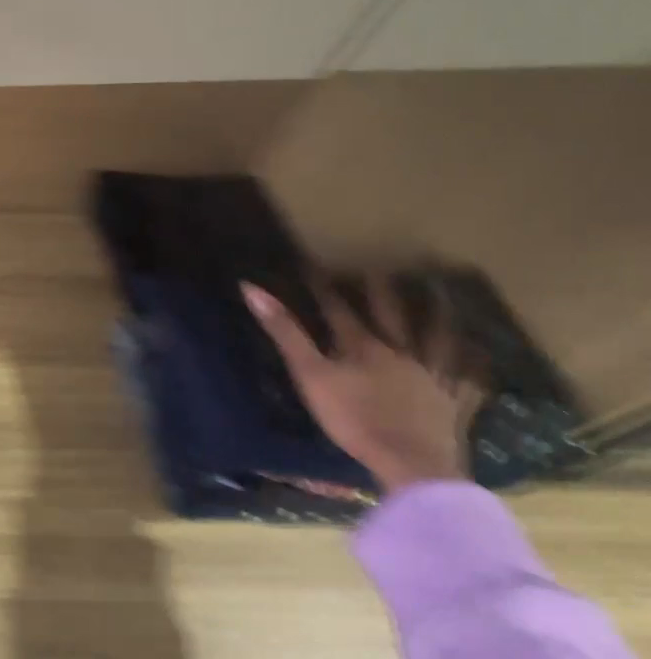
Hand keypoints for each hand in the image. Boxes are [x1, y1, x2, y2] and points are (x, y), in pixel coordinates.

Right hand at [243, 279, 483, 493]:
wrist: (411, 465)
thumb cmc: (353, 418)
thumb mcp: (309, 374)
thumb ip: (284, 332)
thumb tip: (250, 288)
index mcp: (362, 346)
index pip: (338, 309)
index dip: (323, 287)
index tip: (312, 265)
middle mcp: (401, 353)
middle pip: (392, 316)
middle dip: (383, 292)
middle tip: (381, 269)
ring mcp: (432, 378)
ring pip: (437, 340)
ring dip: (438, 316)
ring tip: (440, 296)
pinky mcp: (452, 404)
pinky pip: (467, 381)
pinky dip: (473, 366)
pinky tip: (479, 356)